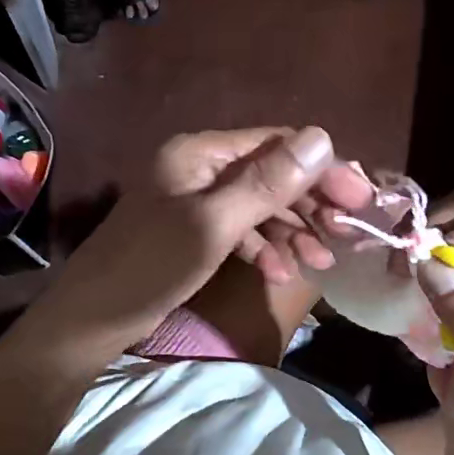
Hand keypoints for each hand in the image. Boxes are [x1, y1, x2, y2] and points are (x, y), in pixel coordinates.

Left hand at [13, 126, 371, 359]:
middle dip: (309, 204)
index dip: (322, 169)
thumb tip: (323, 137)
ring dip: (290, 231)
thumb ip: (267, 183)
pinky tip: (281, 273)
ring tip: (321, 262)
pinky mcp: (191, 234)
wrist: (94, 317)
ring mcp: (192, 202)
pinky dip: (262, 249)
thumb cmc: (151, 266)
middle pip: (269, 175)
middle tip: (346, 236)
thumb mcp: (213, 225)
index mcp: (198, 153)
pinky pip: (237, 231)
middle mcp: (196, 169)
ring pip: (256, 206)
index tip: (360, 201)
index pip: (275, 145)